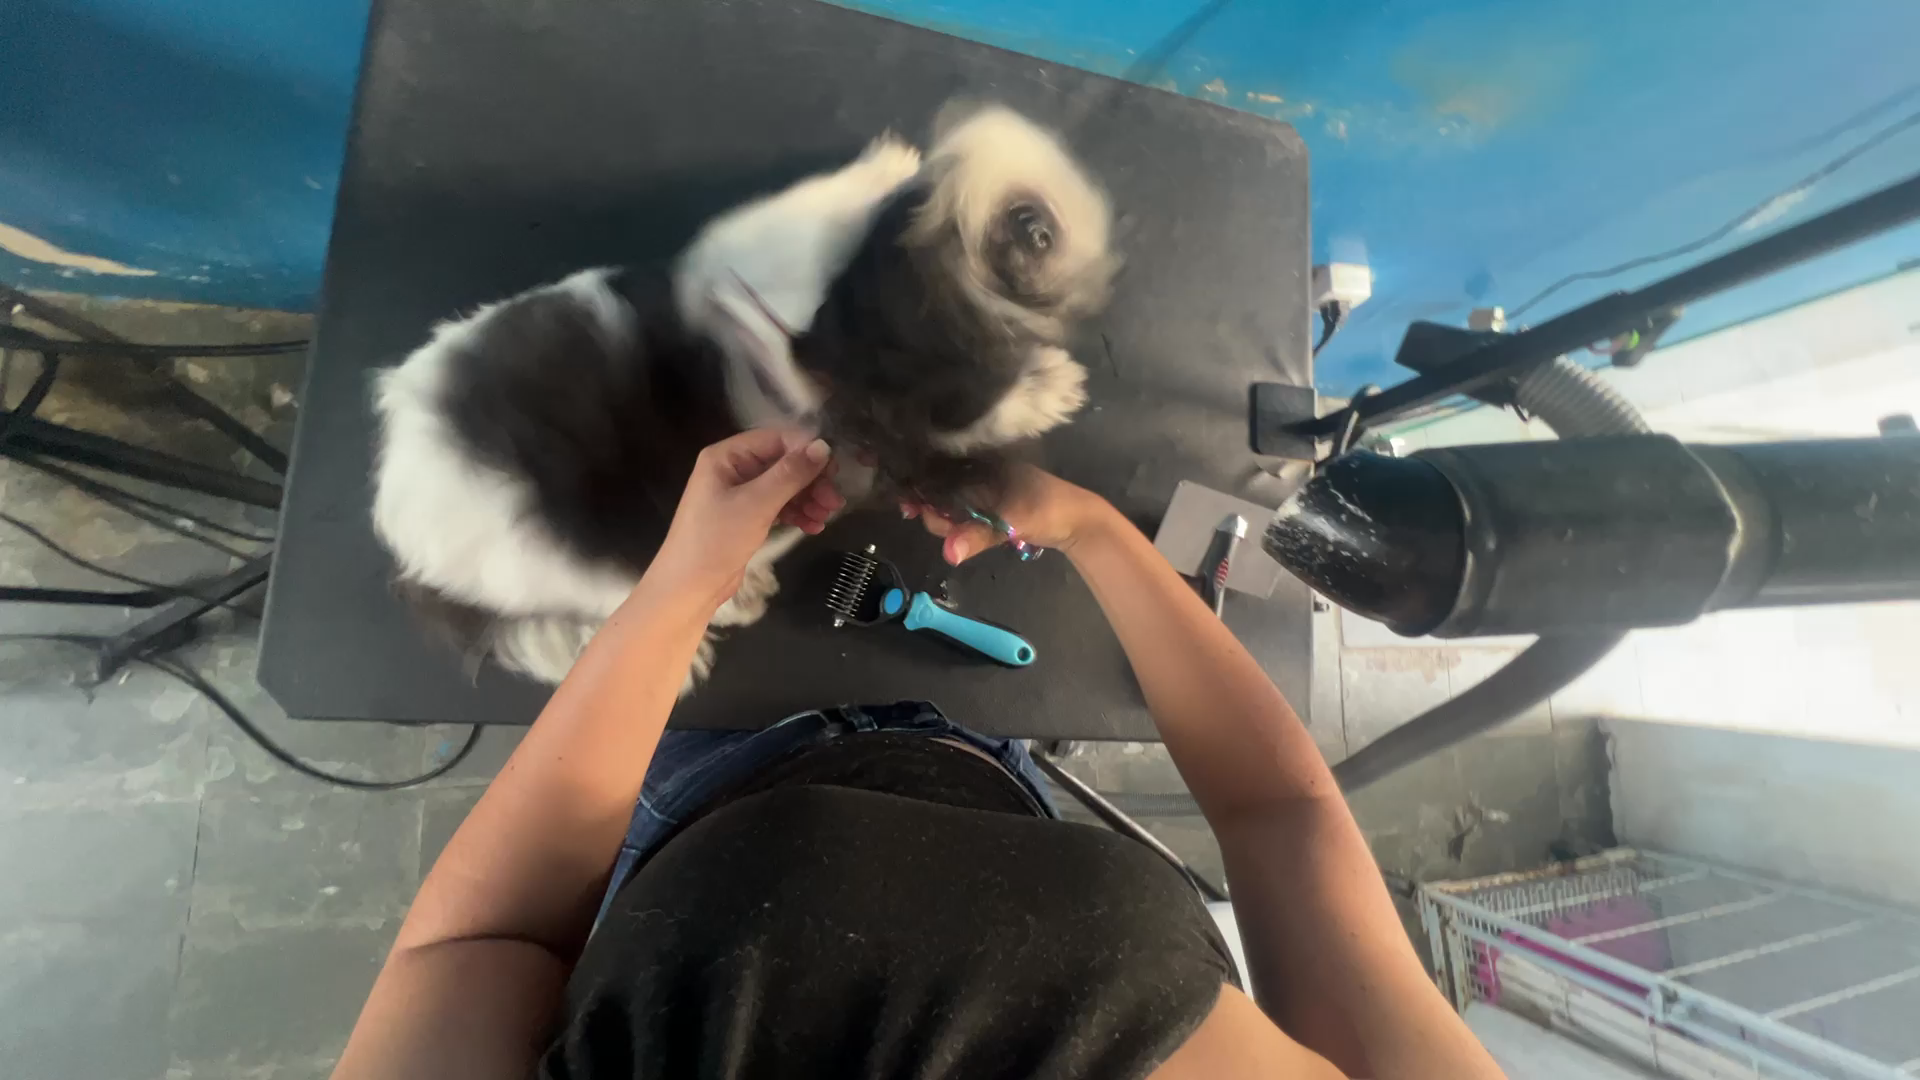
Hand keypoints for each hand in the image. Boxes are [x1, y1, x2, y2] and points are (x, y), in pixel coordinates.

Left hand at [648, 429, 841, 607]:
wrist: (689, 586)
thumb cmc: (716, 540)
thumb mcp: (756, 504)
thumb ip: (790, 474)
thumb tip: (824, 446)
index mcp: (728, 456)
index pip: (777, 439)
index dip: (807, 451)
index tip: (833, 471)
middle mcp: (735, 469)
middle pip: (784, 463)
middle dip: (812, 480)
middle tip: (834, 502)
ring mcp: (741, 494)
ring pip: (785, 486)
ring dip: (809, 499)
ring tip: (826, 517)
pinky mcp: (748, 516)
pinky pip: (780, 506)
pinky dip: (798, 513)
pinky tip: (814, 526)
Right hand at [902, 465, 1108, 564]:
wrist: (1080, 522)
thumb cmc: (1048, 510)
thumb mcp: (1012, 522)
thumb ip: (978, 536)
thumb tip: (948, 553)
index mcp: (982, 462)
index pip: (939, 470)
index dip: (920, 489)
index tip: (908, 508)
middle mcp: (977, 471)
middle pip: (940, 490)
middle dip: (933, 511)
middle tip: (945, 529)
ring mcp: (983, 489)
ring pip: (949, 504)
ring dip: (945, 521)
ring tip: (957, 534)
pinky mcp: (988, 506)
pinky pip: (962, 512)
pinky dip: (955, 523)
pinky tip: (957, 533)